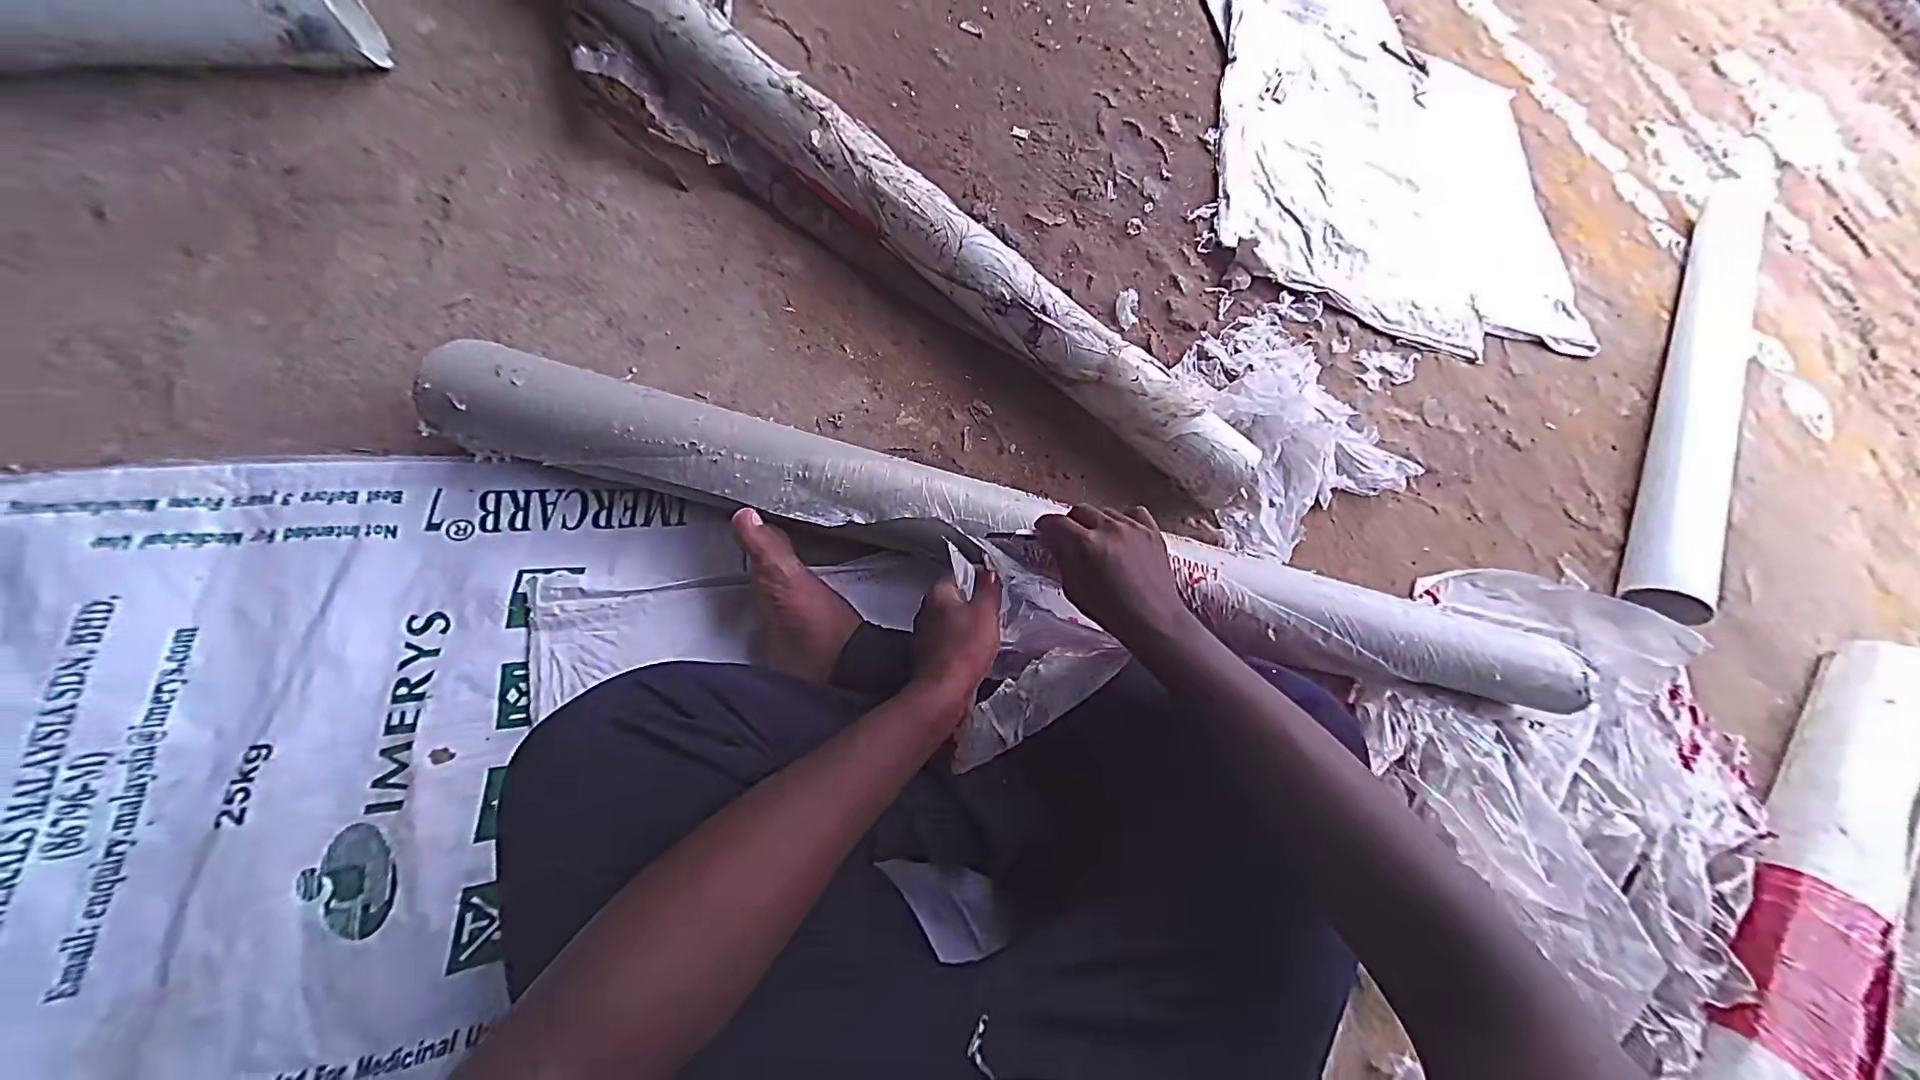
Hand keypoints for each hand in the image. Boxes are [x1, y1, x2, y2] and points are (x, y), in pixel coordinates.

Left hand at [907, 568, 1002, 724]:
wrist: (945, 691)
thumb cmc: (963, 651)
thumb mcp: (986, 612)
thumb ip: (988, 589)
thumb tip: (989, 573)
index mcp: (938, 595)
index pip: (956, 574)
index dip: (976, 576)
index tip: (991, 584)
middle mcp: (927, 612)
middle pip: (953, 599)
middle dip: (972, 604)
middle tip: (992, 612)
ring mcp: (926, 635)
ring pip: (951, 623)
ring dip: (967, 627)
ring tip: (986, 635)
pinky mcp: (930, 657)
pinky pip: (949, 644)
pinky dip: (962, 646)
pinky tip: (974, 654)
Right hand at [1033, 505, 1198, 648]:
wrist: (1152, 619)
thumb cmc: (1114, 612)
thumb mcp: (1074, 590)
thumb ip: (1063, 561)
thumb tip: (1057, 545)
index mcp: (1085, 545)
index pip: (1056, 522)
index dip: (1046, 526)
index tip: (1045, 530)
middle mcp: (1109, 530)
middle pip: (1080, 510)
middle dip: (1070, 522)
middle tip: (1069, 537)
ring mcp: (1133, 528)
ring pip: (1105, 511)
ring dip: (1097, 523)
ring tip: (1098, 542)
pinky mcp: (1151, 531)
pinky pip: (1132, 513)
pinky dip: (1123, 520)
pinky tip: (1121, 534)